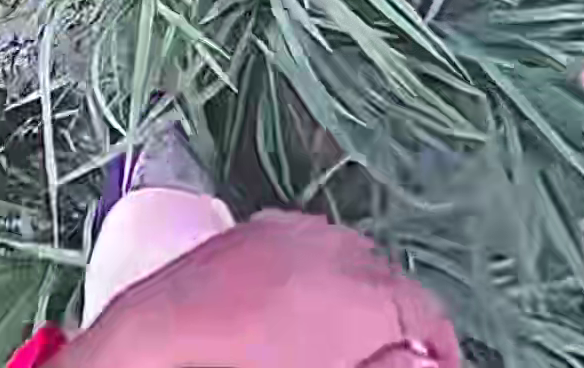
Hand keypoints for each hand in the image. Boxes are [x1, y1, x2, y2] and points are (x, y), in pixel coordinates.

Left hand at [56, 210, 459, 367]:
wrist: (148, 355)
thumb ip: (387, 365)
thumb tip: (423, 359)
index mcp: (358, 291)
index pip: (423, 310)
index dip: (434, 346)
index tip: (431, 363)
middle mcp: (327, 246)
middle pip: (387, 276)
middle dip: (398, 316)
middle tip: (393, 354)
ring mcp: (287, 231)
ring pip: (346, 252)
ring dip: (357, 287)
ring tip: (346, 336)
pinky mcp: (253, 229)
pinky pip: (305, 241)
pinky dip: (316, 267)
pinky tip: (300, 304)